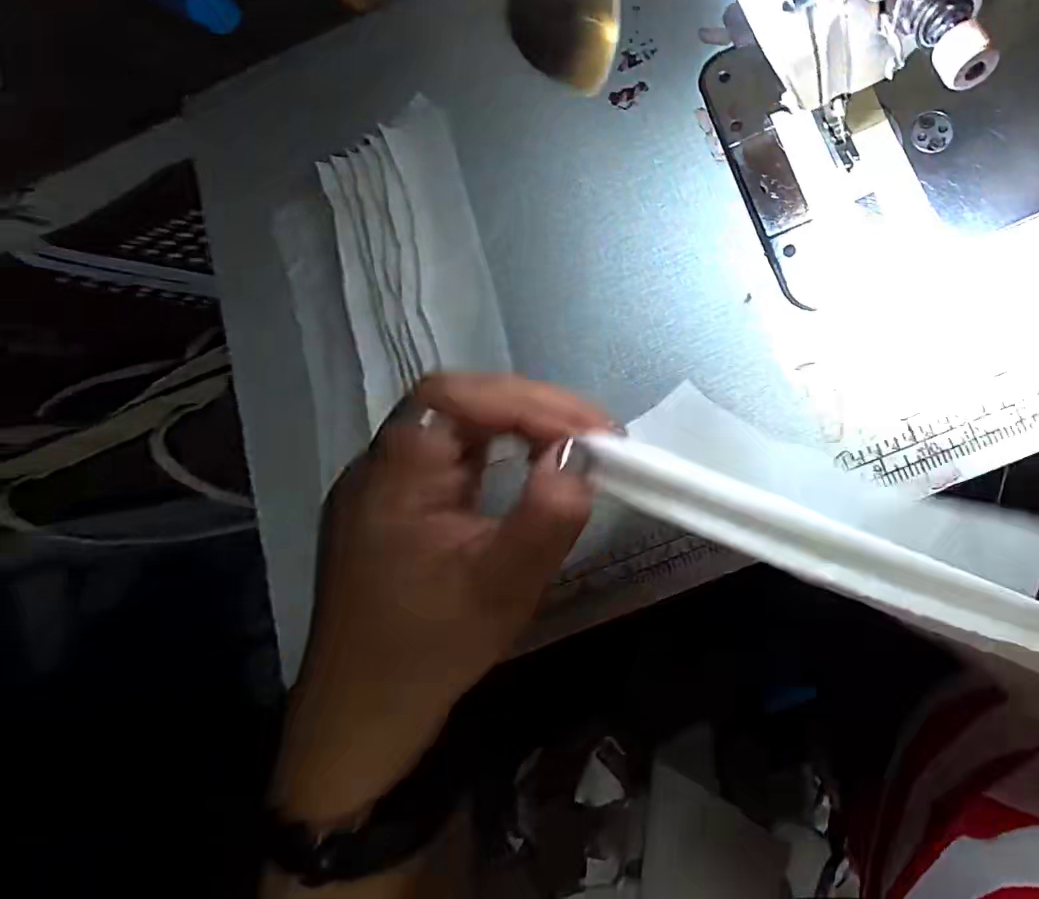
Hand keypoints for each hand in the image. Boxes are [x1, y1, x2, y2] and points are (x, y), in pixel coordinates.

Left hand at [273, 373, 613, 825]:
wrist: (366, 712)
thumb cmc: (432, 647)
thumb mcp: (505, 585)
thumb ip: (548, 514)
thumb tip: (583, 455)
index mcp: (393, 479)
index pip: (452, 396)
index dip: (526, 401)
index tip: (588, 433)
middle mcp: (386, 466)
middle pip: (463, 398)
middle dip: (540, 405)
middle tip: (602, 434)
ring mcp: (397, 482)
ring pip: (468, 417)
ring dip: (532, 419)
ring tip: (585, 441)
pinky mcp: (414, 500)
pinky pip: (469, 448)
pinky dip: (517, 441)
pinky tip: (546, 460)